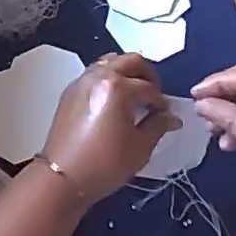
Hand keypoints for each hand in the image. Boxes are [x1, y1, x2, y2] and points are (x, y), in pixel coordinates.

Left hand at [40, 53, 179, 200]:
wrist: (63, 175)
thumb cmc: (106, 163)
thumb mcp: (140, 147)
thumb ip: (158, 125)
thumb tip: (171, 117)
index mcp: (118, 87)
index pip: (149, 88)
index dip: (162, 102)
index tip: (166, 116)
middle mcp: (99, 75)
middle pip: (130, 60)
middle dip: (147, 75)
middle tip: (154, 96)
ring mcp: (82, 80)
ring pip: (111, 62)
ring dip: (127, 72)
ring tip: (135, 95)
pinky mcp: (71, 89)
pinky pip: (95, 72)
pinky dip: (109, 77)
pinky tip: (115, 99)